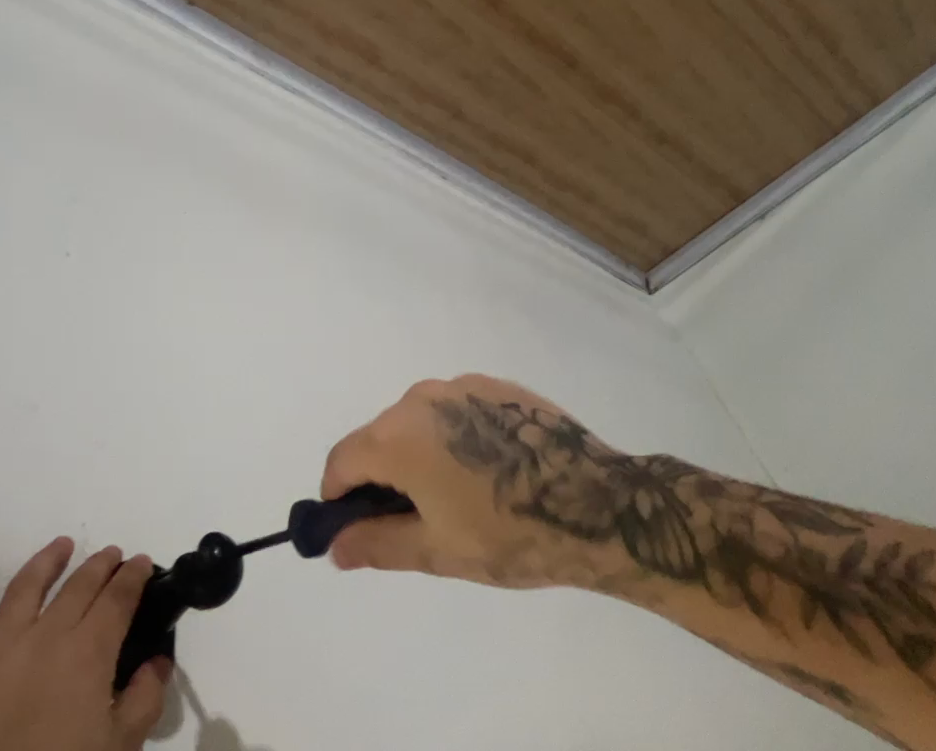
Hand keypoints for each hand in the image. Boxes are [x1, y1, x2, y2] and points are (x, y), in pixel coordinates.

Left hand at [0, 539, 171, 750]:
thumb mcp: (120, 747)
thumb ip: (144, 700)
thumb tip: (157, 661)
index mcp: (87, 654)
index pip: (117, 599)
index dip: (133, 576)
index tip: (143, 563)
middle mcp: (44, 638)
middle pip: (78, 587)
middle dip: (100, 565)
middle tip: (113, 554)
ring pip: (25, 588)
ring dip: (48, 561)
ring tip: (63, 545)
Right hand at [320, 374, 618, 589]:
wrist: (599, 505)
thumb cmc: (511, 534)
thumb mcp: (437, 550)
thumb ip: (375, 542)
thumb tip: (335, 546)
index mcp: (398, 436)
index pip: (342, 461)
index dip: (339, 497)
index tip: (358, 526)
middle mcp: (421, 398)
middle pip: (378, 439)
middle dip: (382, 478)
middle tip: (417, 521)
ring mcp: (462, 386)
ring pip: (417, 423)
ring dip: (419, 456)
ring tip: (460, 497)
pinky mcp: (497, 386)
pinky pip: (454, 411)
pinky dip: (454, 438)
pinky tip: (489, 471)